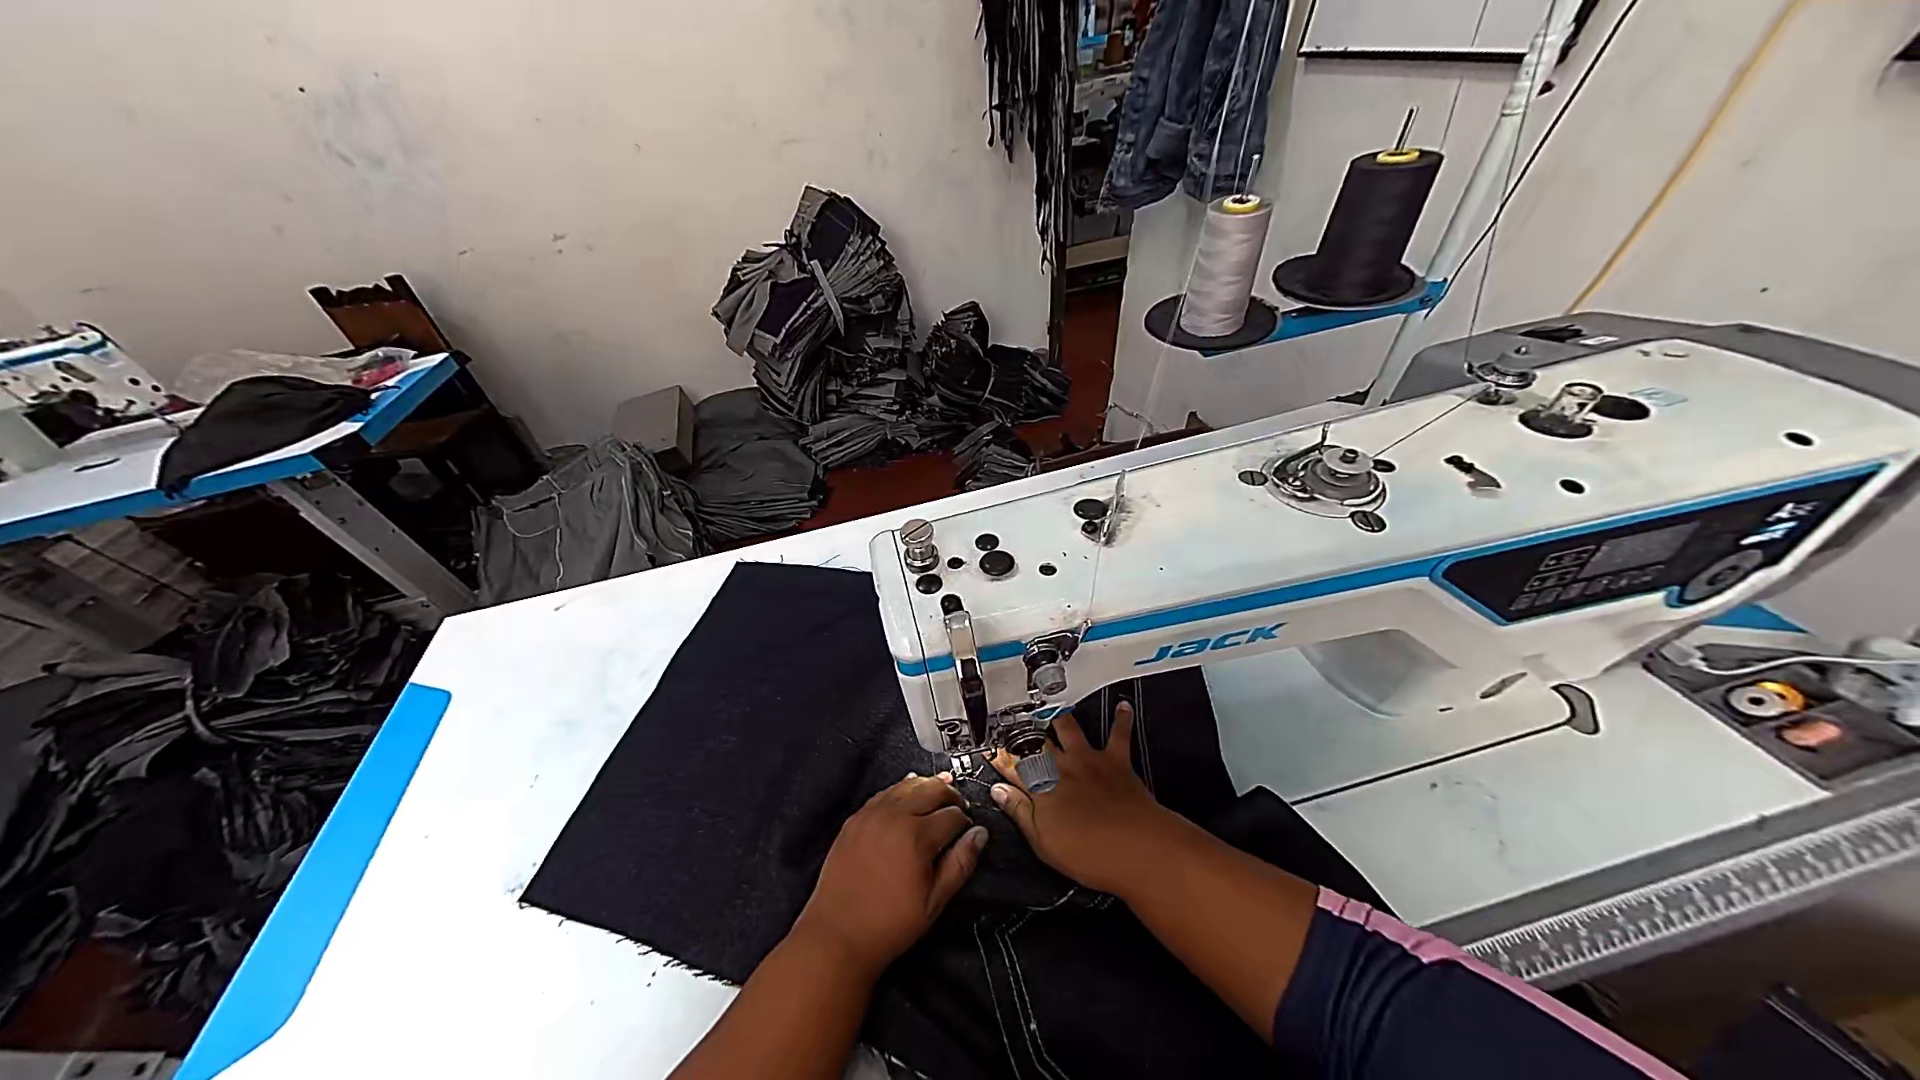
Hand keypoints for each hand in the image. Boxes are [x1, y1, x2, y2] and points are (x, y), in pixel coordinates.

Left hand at [793, 772, 987, 975]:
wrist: (838, 934)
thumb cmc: (890, 924)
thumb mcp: (935, 900)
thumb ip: (961, 863)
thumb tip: (980, 834)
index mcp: (916, 836)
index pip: (952, 815)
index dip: (966, 820)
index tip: (969, 829)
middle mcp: (894, 817)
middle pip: (931, 790)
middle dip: (950, 795)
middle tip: (960, 805)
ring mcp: (871, 814)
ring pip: (906, 785)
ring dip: (927, 786)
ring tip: (940, 791)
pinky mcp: (855, 819)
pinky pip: (883, 793)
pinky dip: (900, 790)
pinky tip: (908, 793)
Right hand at [990, 702, 1183, 895]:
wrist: (1137, 847)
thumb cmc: (1090, 853)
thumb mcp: (1042, 842)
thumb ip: (1019, 812)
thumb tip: (999, 793)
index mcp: (1041, 788)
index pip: (1013, 767)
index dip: (1001, 759)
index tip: (993, 754)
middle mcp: (1062, 767)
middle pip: (1037, 744)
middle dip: (1024, 735)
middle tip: (1016, 727)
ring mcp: (1088, 761)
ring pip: (1069, 729)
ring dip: (1059, 718)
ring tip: (1052, 709)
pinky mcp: (1116, 761)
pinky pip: (1118, 734)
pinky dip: (1121, 719)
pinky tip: (1123, 706)